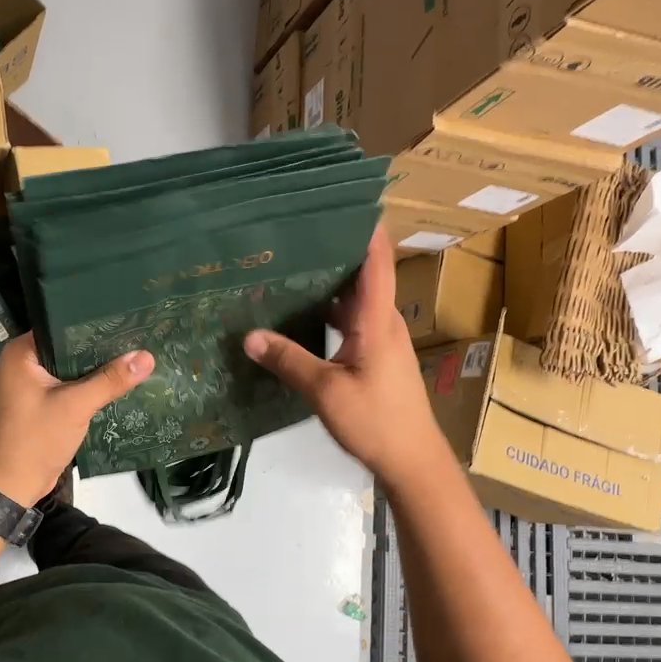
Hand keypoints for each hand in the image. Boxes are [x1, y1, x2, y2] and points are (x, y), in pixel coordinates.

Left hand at [0, 335, 154, 508]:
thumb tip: (146, 356)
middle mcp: (20, 362)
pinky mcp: (37, 403)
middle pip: (66, 347)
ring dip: (94, 368)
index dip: (92, 324)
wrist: (12, 487)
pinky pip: (65, 385)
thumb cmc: (36, 440)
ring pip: (68, 367)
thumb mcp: (76, 406)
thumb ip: (110, 380)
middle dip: (97, 347)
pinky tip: (114, 383)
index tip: (125, 319)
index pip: (60, 326)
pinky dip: (85, 386)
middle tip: (136, 337)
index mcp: (20, 353)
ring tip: (132, 356)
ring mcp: (27, 384)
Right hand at [243, 225, 438, 483]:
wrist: (412, 460)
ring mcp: (381, 341)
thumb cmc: (375, 421)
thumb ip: (288, 360)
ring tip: (290, 267)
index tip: (345, 200)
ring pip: (353, 301)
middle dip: (334, 252)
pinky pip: (350, 323)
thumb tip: (249, 335)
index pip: (377, 261)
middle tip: (296, 234)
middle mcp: (383, 322)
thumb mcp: (325, 391)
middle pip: (362, 276)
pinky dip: (328, 314)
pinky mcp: (375, 359)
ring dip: (328, 285)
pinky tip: (299, 316)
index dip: (365, 229)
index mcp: (378, 320)